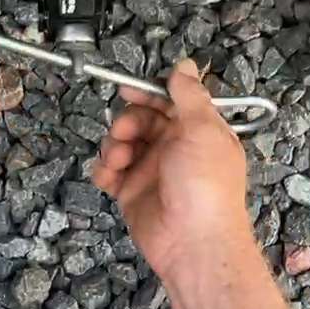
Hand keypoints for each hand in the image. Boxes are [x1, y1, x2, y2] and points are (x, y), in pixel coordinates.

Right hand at [93, 59, 253, 280]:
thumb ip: (190, 95)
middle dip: (127, 122)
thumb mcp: (203, 131)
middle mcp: (174, 148)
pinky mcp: (132, 192)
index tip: (128, 89)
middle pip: (140, 120)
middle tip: (124, 133)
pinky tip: (108, 176)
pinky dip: (103, 170)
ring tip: (118, 159)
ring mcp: (151, 171)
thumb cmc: (205, 186)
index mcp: (197, 131)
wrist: (193, 243)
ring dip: (113, 145)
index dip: (147, 93)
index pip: (168, 102)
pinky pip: (109, 172)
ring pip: (121, 143)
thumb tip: (185, 65)